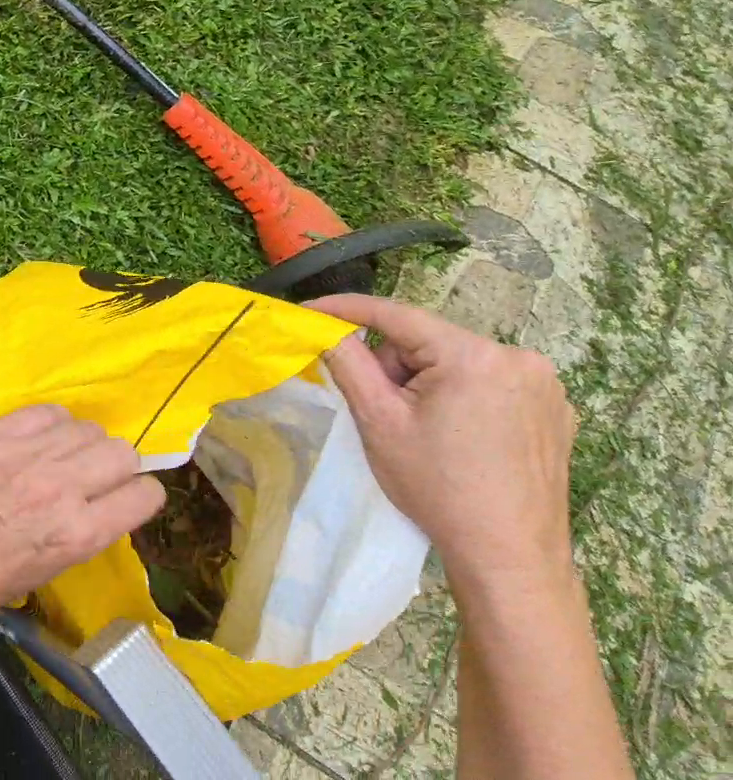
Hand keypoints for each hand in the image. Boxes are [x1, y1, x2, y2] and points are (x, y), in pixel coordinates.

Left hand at [0, 404, 163, 626]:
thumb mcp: (42, 573)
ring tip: (58, 455)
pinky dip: (48, 423)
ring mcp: (27, 455)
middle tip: (91, 476)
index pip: (145, 495)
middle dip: (115, 465)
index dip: (137, 497)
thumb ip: (77, 535)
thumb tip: (95, 508)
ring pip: (87, 427)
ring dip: (81, 442)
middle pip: (122, 452)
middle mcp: (62, 487)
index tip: (123, 499)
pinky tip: (34, 438)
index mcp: (79, 534)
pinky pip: (46, 411)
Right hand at [306, 294, 576, 593]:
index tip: (307, 310)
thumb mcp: (378, 420)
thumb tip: (326, 331)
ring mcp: (545, 386)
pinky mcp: (554, 411)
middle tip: (380, 409)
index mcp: (474, 357)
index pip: (397, 316)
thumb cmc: (435, 485)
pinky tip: (456, 436)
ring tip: (419, 429)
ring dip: (425, 382)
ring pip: (455, 363)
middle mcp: (519, 359)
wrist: (508, 553)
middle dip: (393, 366)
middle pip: (427, 343)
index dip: (346, 309)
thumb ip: (348, 363)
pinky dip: (459, 397)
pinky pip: (488, 384)